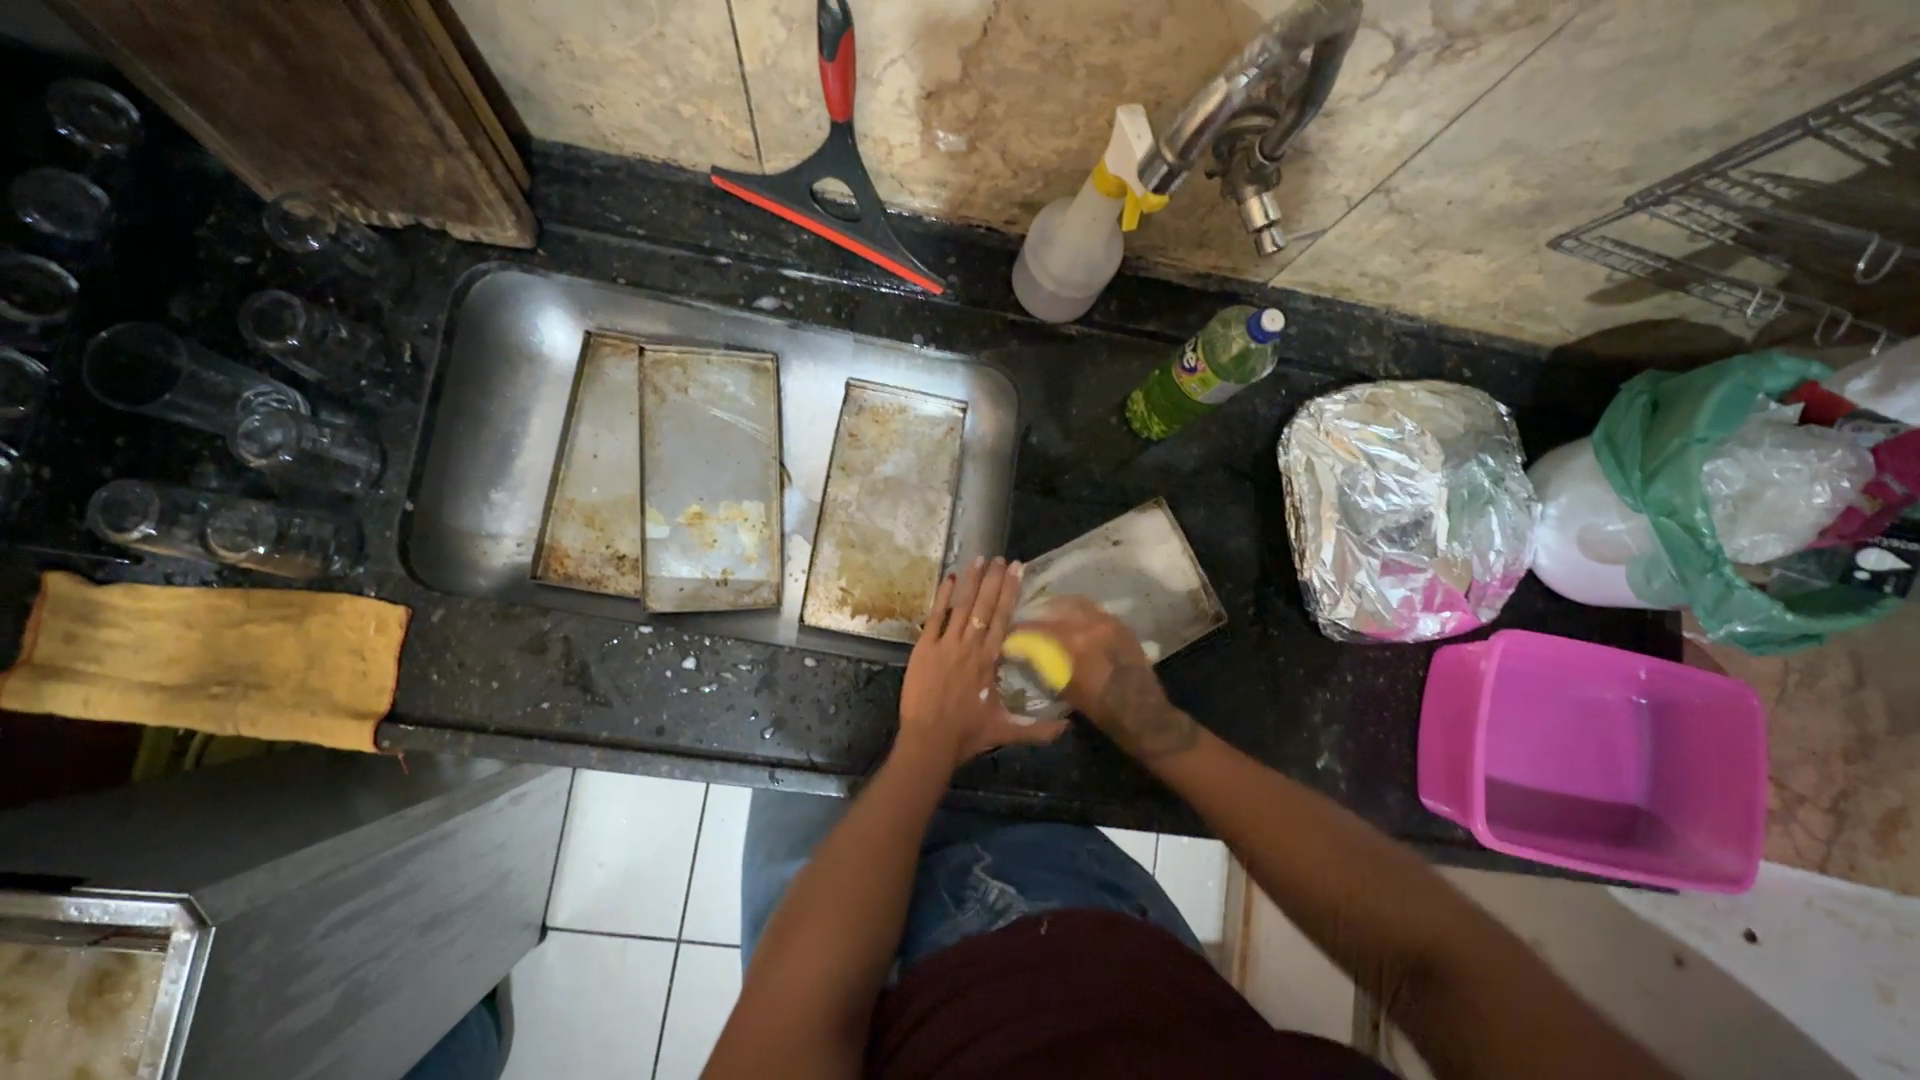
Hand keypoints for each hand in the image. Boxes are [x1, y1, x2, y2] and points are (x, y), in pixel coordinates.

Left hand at [897, 556, 1069, 769]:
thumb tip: (1069, 727)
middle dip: (993, 580)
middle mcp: (970, 646)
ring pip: (961, 606)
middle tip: (1000, 557)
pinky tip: (948, 579)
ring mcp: (945, 645)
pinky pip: (935, 617)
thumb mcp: (1006, 731)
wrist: (929, 741)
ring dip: (970, 581)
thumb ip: (1039, 729)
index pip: (1003, 618)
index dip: (1010, 592)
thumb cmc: (968, 735)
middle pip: (984, 606)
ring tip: (978, 559)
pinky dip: (942, 597)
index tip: (1017, 569)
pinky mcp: (924, 649)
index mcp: (990, 660)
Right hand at [1019, 596, 1198, 760]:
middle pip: (1059, 606)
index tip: (1011, 634)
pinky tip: (1076, 625)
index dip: (1021, 631)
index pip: (1039, 627)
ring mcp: (1111, 622)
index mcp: (1075, 640)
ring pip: (1080, 605)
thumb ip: (1046, 665)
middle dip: (1042, 612)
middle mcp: (1093, 623)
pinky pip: (1097, 612)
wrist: (1142, 714)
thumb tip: (1028, 653)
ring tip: (1052, 618)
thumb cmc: (1101, 708)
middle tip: (1032, 621)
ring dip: (1063, 609)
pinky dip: (1082, 615)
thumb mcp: (1066, 688)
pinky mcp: (1123, 627)